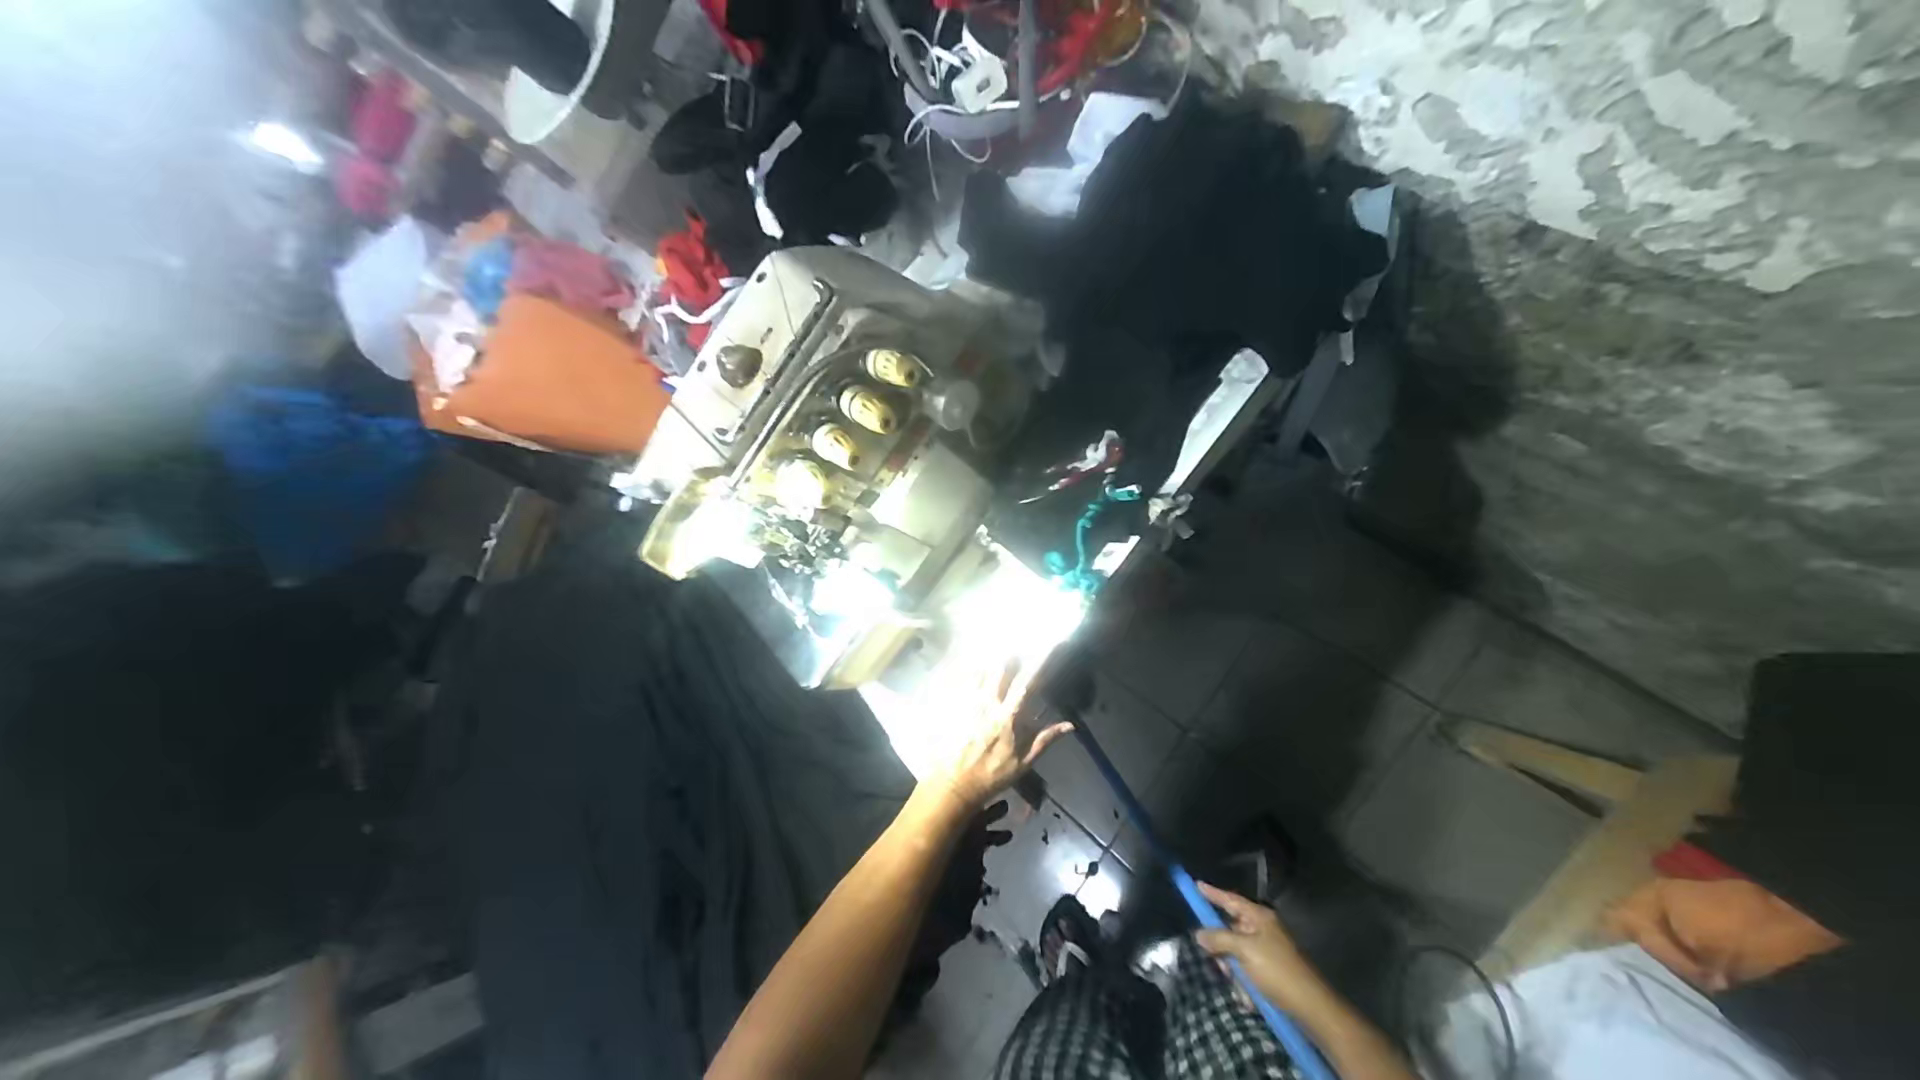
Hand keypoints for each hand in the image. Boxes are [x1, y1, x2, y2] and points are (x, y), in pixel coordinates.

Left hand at [928, 658, 1073, 811]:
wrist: (954, 784)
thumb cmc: (991, 775)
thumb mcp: (1024, 763)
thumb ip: (1046, 740)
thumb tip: (1071, 725)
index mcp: (1009, 715)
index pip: (1029, 681)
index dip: (1042, 660)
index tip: (1053, 644)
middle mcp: (989, 702)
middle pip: (1002, 666)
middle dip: (1013, 652)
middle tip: (1020, 642)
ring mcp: (968, 701)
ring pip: (982, 668)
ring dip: (993, 657)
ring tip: (999, 647)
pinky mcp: (953, 704)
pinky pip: (962, 678)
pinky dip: (970, 668)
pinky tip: (972, 663)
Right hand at [1194, 881, 1333, 1020]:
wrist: (1311, 1008)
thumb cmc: (1277, 971)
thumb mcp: (1244, 951)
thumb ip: (1219, 939)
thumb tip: (1199, 933)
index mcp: (1259, 918)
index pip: (1230, 900)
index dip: (1212, 893)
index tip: (1195, 885)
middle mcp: (1262, 930)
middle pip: (1230, 931)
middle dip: (1222, 950)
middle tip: (1222, 964)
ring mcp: (1267, 951)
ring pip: (1236, 955)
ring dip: (1235, 973)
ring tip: (1242, 988)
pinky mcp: (1270, 972)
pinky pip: (1247, 972)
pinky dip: (1245, 985)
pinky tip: (1250, 998)